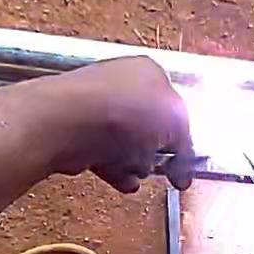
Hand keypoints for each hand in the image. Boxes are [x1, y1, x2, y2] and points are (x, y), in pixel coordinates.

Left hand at [31, 56, 196, 191]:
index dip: (181, 137)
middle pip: (151, 128)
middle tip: (160, 167)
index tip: (182, 163)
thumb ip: (187, 144)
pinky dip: (115, 168)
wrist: (67, 122)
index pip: (175, 107)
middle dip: (157, 152)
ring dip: (136, 163)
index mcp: (150, 72)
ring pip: (128, 143)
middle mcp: (123, 83)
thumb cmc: (128, 115)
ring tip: (134, 173)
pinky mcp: (77, 128)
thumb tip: (183, 168)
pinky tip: (121, 180)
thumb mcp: (176, 125)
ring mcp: (97, 105)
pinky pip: (104, 152)